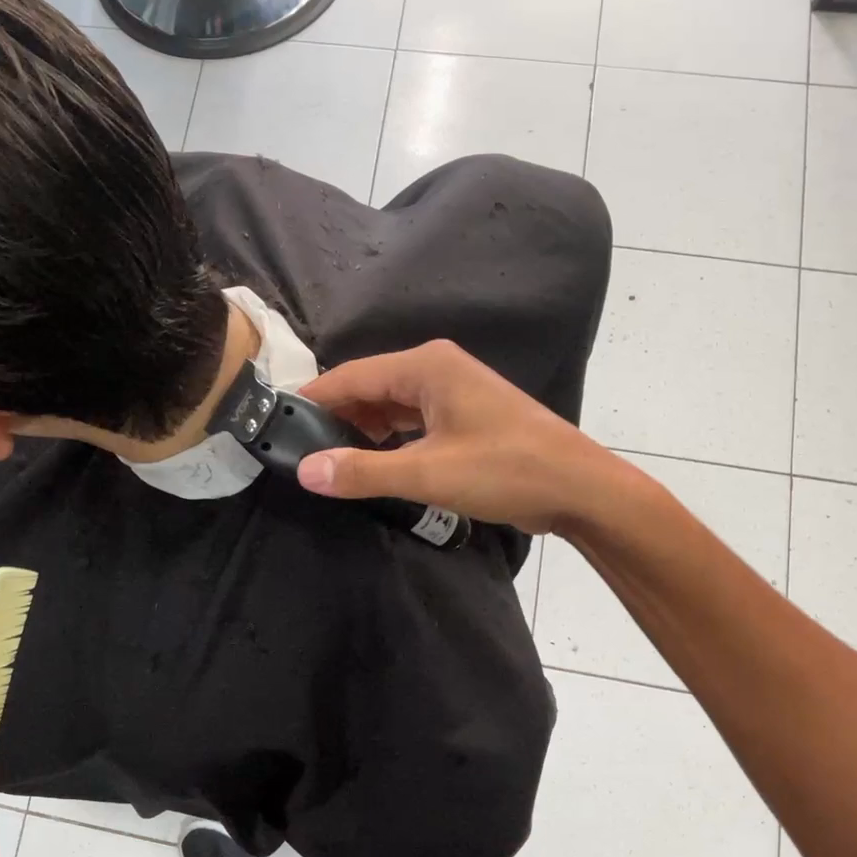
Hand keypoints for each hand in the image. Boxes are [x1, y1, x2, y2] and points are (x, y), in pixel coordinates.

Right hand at [296, 340, 644, 535]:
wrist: (580, 489)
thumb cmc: (507, 471)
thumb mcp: (428, 474)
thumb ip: (363, 472)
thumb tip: (305, 471)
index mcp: (426, 366)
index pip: (350, 376)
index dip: (311, 401)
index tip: (276, 427)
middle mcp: (436, 368)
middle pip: (367, 388)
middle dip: (334, 419)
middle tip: (298, 453)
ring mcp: (452, 391)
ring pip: (388, 405)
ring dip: (360, 432)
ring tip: (327, 463)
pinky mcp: (463, 415)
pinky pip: (409, 420)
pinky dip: (387, 439)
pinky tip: (370, 465)